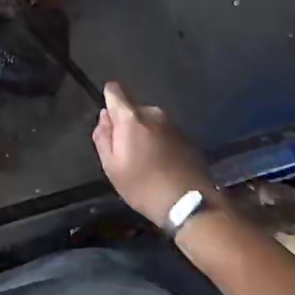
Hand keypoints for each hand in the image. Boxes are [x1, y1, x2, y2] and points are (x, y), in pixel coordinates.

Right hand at [92, 82, 216, 224]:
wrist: (192, 205)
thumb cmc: (143, 186)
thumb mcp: (111, 167)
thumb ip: (103, 137)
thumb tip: (104, 117)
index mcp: (131, 117)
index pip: (114, 90)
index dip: (108, 100)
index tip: (109, 121)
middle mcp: (153, 113)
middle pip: (132, 110)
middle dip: (127, 125)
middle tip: (126, 153)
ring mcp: (173, 125)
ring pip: (150, 122)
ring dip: (145, 135)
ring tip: (145, 162)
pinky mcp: (188, 138)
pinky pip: (165, 134)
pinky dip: (160, 143)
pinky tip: (162, 166)